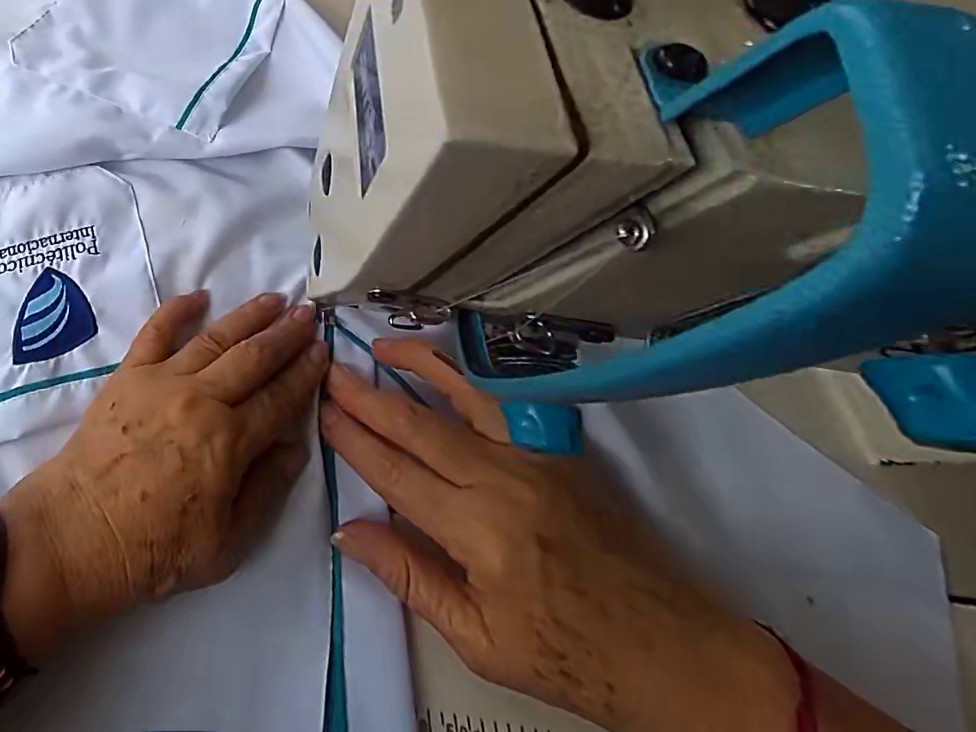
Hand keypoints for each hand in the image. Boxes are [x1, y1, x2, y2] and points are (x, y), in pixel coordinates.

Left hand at [0, 292, 325, 660]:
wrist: (83, 528)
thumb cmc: (158, 546)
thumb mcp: (231, 540)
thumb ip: (268, 487)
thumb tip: (295, 444)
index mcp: (229, 441)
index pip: (279, 398)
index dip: (305, 374)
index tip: (324, 352)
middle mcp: (200, 400)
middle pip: (252, 359)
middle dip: (286, 335)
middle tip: (309, 314)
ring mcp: (160, 381)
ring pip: (213, 339)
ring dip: (246, 316)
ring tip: (274, 299)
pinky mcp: (127, 375)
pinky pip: (154, 332)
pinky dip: (176, 310)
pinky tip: (198, 296)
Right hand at [320, 339, 799, 731]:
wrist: (683, 658)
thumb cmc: (572, 658)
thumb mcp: (479, 641)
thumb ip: (408, 577)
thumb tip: (345, 532)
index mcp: (478, 533)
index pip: (394, 472)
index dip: (352, 439)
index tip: (320, 412)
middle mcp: (503, 484)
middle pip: (418, 427)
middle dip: (366, 397)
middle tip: (328, 372)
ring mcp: (536, 463)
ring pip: (465, 397)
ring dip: (419, 366)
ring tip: (379, 346)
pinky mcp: (562, 456)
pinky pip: (506, 404)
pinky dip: (470, 377)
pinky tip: (447, 365)